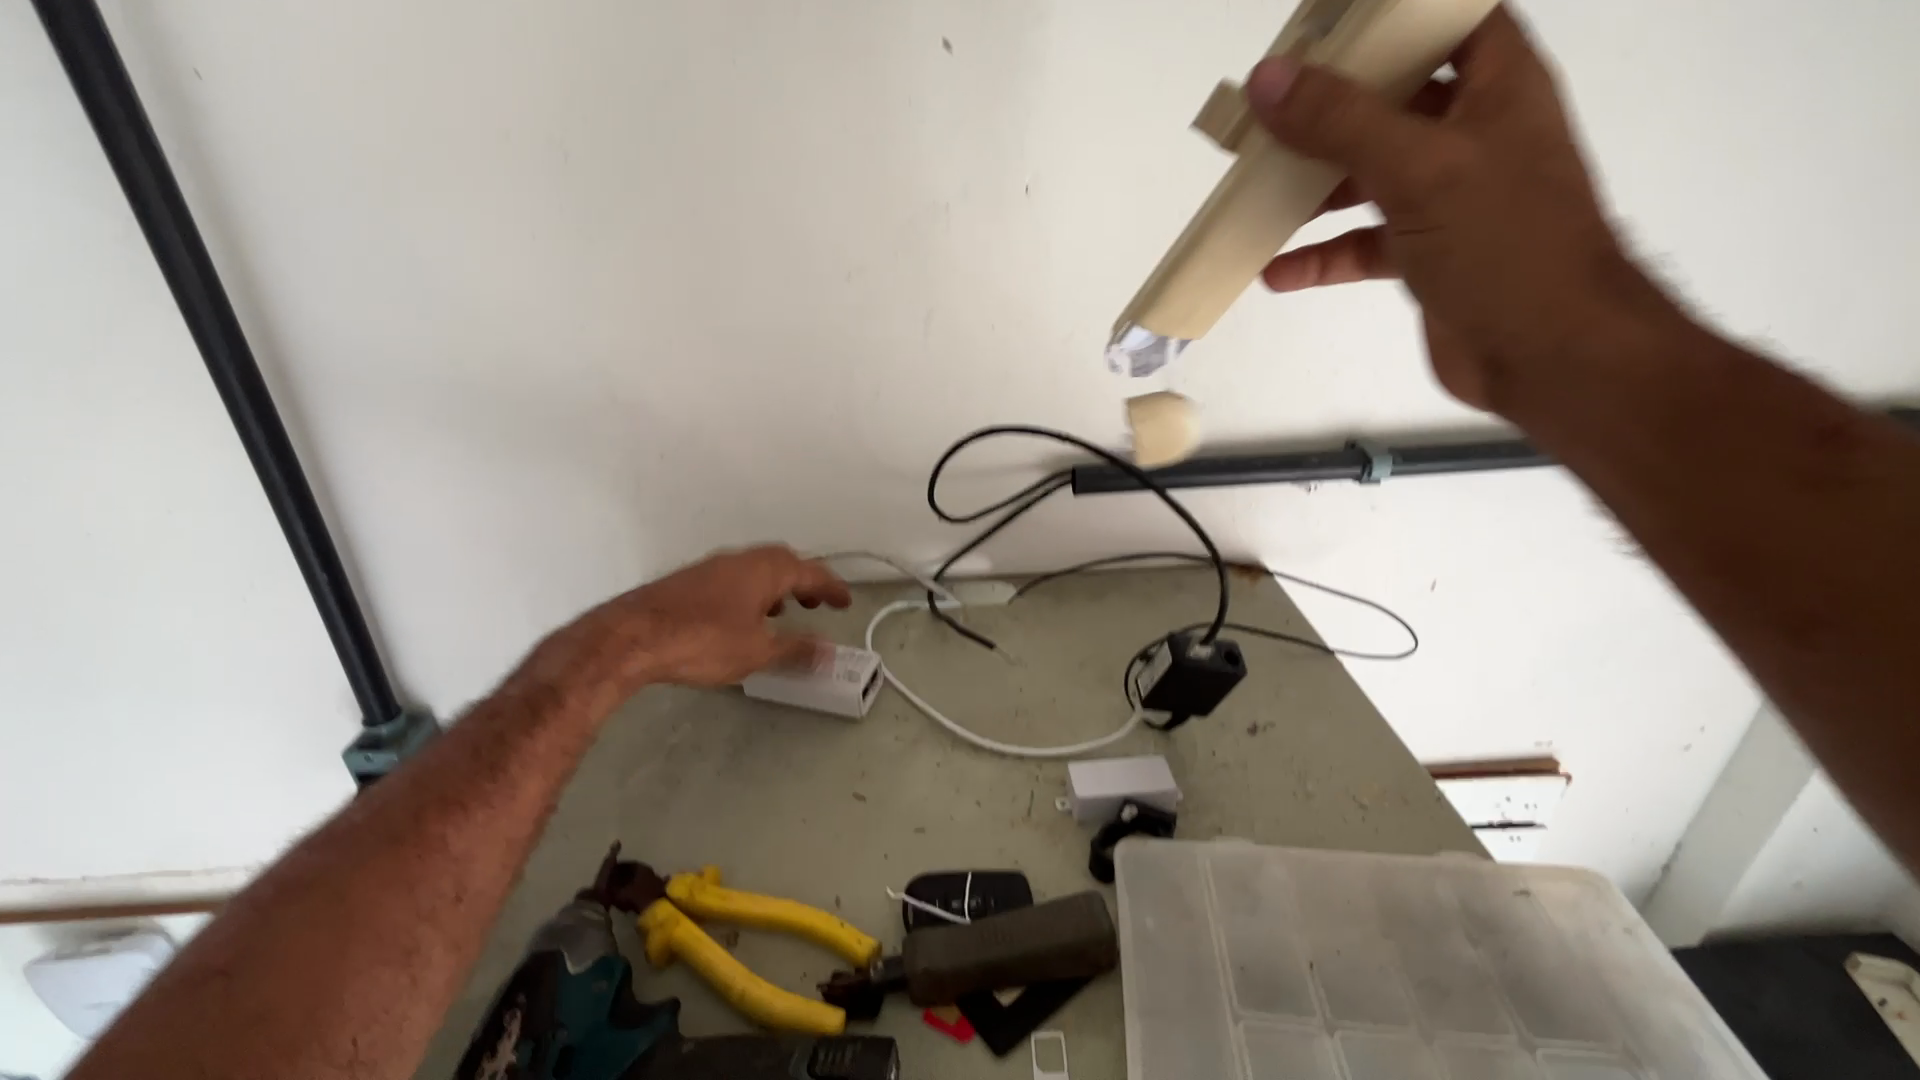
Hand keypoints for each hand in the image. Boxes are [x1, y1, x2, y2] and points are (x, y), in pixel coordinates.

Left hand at [530, 545, 850, 706]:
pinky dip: (750, 592)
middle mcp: (740, 560)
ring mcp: (711, 567)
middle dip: (804, 581)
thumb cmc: (703, 642)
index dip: (832, 588)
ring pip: (755, 569)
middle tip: (814, 603)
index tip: (845, 602)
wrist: (630, 637)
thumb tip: (830, 652)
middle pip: (783, 562)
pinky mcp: (688, 581)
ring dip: (775, 587)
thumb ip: (797, 649)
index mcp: (765, 570)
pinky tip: (741, 618)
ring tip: (781, 613)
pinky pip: (733, 579)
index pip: (811, 572)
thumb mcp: (758, 652)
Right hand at [1246, 5, 1680, 412]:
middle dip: (1329, 106)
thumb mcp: (1420, 168)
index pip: (1447, 18)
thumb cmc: (1504, 243)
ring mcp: (1449, 198)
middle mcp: (1473, 132)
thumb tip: (1268, 79)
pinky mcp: (1427, 256)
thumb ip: (1342, 121)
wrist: (1550, 352)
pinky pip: (1363, 244)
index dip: (1388, 17)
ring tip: (1258, 194)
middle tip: (1267, 112)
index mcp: (1497, 85)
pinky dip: (1322, 255)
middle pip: (1393, 98)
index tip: (1321, 29)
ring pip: (1370, 174)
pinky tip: (1278, 271)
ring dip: (1316, 187)